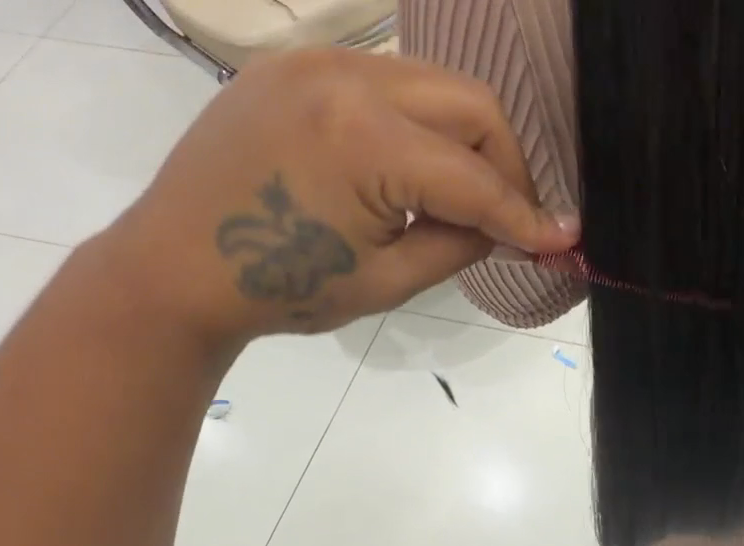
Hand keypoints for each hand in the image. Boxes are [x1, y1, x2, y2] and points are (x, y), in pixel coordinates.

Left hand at [98, 48, 577, 345]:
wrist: (178, 265)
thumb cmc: (284, 286)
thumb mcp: (391, 280)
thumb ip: (463, 243)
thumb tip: (515, 227)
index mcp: (365, 140)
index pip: (476, 178)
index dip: (527, 216)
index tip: (565, 241)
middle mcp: (346, 78)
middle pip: (471, 104)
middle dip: (506, 165)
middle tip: (510, 218)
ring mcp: (315, 61)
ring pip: (435, 84)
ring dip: (465, 140)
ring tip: (459, 198)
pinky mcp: (297, 64)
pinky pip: (388, 82)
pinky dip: (419, 125)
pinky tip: (409, 171)